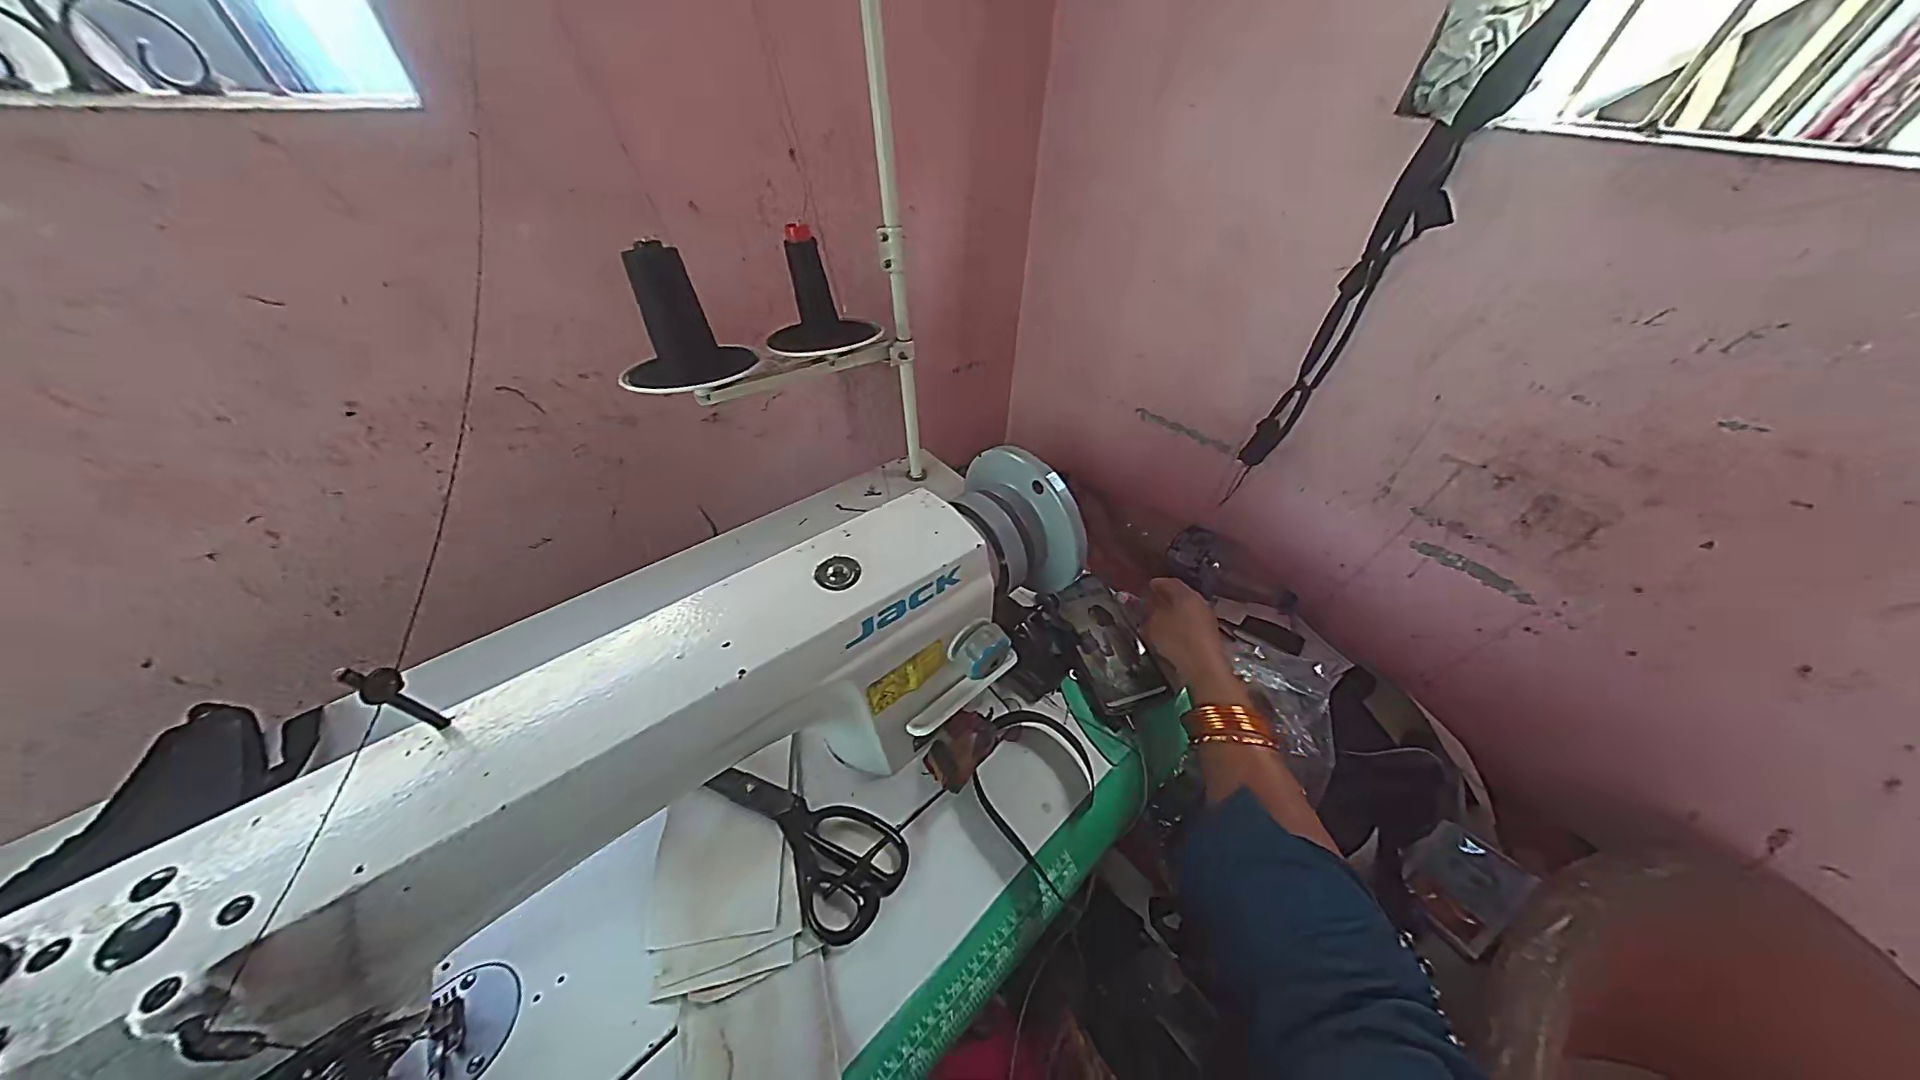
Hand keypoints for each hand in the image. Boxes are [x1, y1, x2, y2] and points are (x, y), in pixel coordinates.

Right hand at [1138, 578, 1230, 685]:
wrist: (1206, 667)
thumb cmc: (1177, 641)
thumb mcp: (1153, 625)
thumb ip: (1146, 611)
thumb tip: (1139, 603)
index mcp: (1185, 594)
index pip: (1169, 582)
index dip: (1156, 584)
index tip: (1146, 588)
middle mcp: (1199, 601)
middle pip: (1180, 594)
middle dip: (1165, 598)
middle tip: (1150, 603)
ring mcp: (1207, 617)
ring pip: (1187, 609)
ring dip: (1173, 612)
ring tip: (1158, 619)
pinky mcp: (1210, 633)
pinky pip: (1191, 622)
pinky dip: (1180, 623)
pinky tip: (1171, 633)